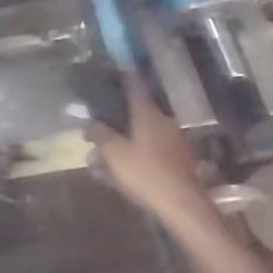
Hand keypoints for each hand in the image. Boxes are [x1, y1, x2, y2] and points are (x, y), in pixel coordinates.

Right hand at [87, 74, 211, 222]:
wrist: (182, 205)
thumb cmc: (145, 173)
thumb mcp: (114, 154)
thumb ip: (100, 135)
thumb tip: (90, 123)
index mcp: (147, 114)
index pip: (134, 85)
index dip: (123, 76)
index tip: (113, 68)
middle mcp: (162, 121)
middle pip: (135, 113)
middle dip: (114, 121)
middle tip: (94, 131)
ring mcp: (172, 140)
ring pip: (140, 135)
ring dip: (121, 143)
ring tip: (100, 161)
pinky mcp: (176, 159)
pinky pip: (149, 150)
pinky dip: (133, 155)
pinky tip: (119, 172)